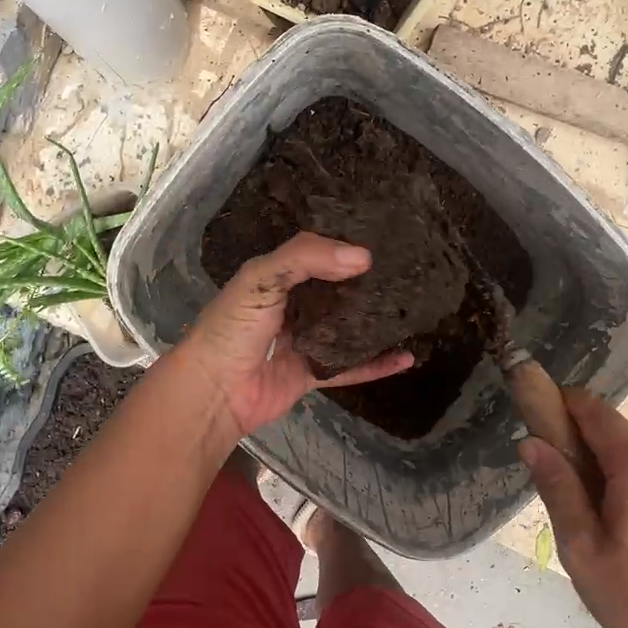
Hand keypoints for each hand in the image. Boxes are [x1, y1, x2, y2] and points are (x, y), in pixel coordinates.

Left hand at [176, 232, 414, 438]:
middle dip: (367, 283)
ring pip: (347, 329)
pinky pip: (351, 367)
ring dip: (376, 322)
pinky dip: (377, 364)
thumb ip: (307, 259)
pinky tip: (406, 357)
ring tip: (413, 310)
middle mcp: (292, 306)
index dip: (345, 246)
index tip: (385, 237)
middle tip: (410, 271)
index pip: (316, 254)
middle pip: (337, 292)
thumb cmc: (233, 326)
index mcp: (276, 277)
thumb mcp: (262, 278)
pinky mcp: (312, 374)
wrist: (214, 390)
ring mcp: (304, 342)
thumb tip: (364, 257)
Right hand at [519, 389, 627, 627]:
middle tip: (559, 496)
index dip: (563, 403)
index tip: (536, 411)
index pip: (596, 411)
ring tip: (595, 531)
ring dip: (610, 478)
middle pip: (617, 439)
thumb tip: (531, 442)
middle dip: (584, 451)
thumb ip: (558, 489)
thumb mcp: (582, 550)